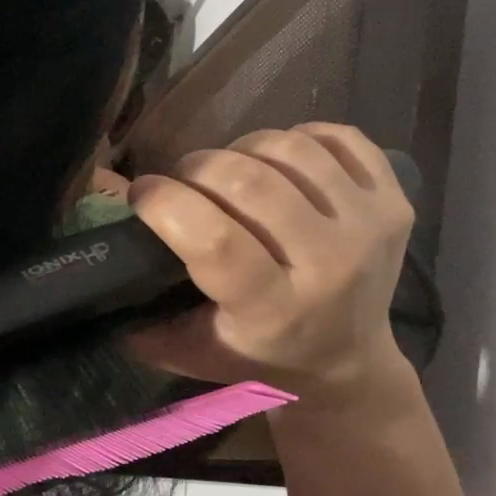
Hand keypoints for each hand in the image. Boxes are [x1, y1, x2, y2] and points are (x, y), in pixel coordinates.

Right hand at [124, 123, 416, 398]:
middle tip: (179, 181)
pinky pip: (337, 137)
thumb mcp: (189, 353)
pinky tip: (274, 163)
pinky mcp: (394, 199)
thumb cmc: (252, 357)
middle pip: (252, 184)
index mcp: (272, 310)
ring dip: (241, 149)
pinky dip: (294, 139)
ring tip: (224, 172)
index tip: (140, 195)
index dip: (167, 204)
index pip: (216, 240)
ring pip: (291, 150)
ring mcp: (369, 226)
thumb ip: (145, 323)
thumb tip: (101, 269)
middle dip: (197, 168)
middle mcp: (329, 265)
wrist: (344, 359)